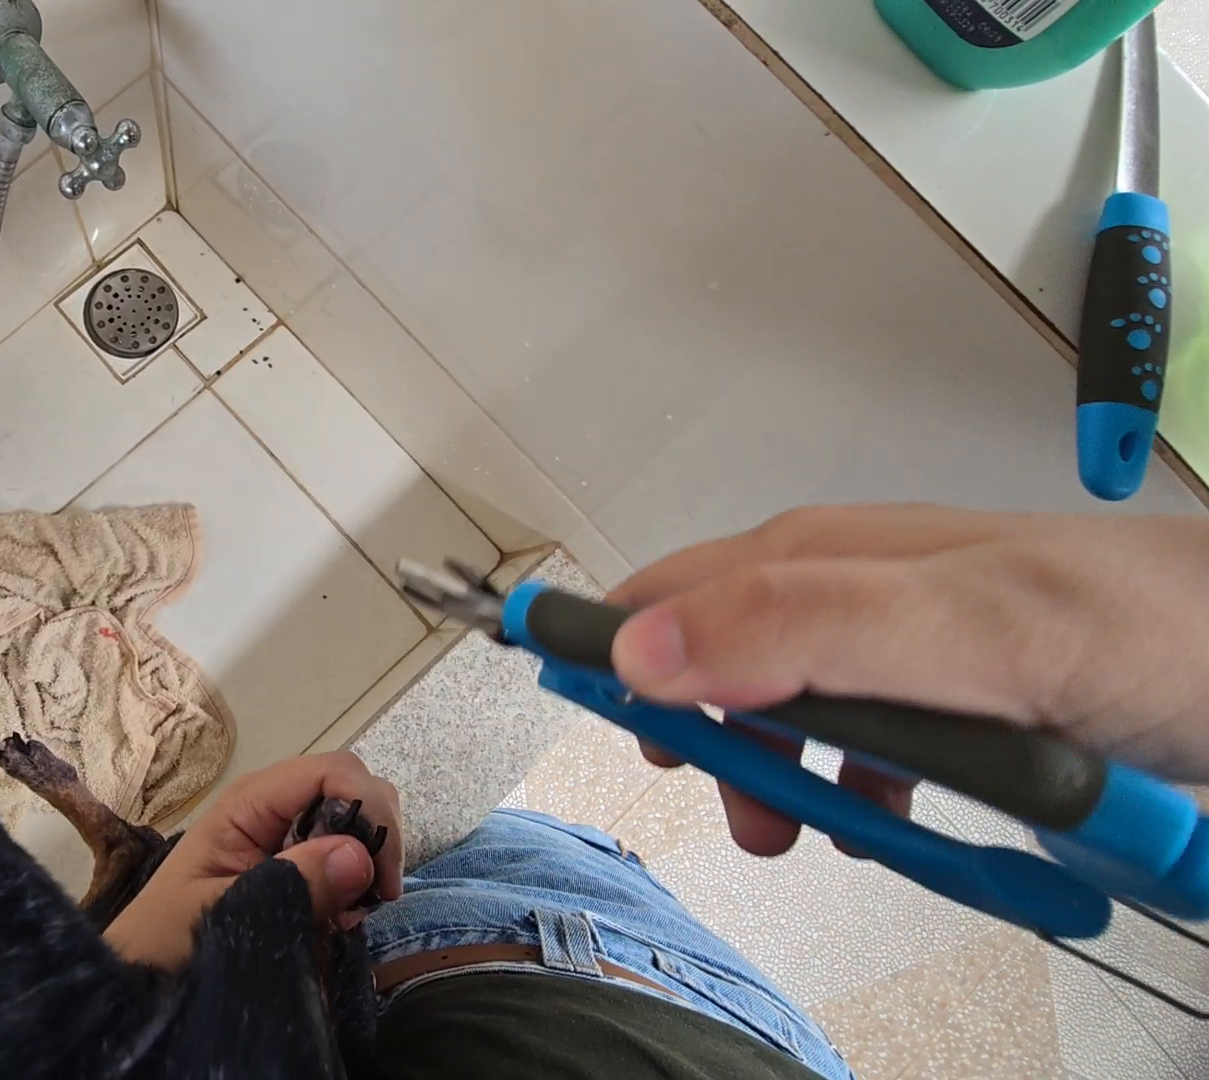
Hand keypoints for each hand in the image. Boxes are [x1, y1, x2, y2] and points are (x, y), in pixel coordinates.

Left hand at [103, 752, 403, 967]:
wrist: (141, 969)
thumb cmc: (169, 939)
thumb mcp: (225, 915)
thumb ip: (290, 886)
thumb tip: (360, 855)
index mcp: (252, 800)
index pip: (333, 770)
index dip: (370, 809)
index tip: (383, 878)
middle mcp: (272, 801)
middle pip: (350, 781)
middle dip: (376, 830)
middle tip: (373, 896)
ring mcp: (283, 824)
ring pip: (352, 809)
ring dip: (368, 852)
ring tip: (350, 908)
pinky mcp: (291, 852)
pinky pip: (341, 842)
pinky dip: (356, 871)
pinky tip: (339, 912)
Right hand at [606, 504, 1208, 855]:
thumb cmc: (1144, 636)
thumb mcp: (968, 628)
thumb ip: (799, 630)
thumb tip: (635, 652)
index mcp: (798, 558)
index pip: (650, 596)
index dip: (597, 646)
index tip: (584, 713)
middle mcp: (820, 585)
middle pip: (697, 654)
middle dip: (687, 726)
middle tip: (711, 788)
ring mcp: (873, 632)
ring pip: (766, 699)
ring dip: (761, 768)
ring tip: (790, 830)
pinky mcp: (925, 678)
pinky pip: (841, 730)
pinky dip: (836, 778)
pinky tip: (872, 811)